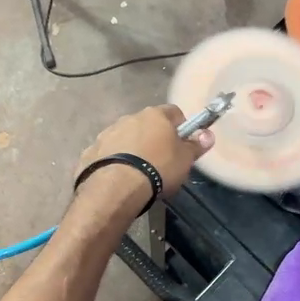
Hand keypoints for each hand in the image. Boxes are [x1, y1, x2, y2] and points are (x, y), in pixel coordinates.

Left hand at [72, 105, 214, 210]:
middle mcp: (130, 118)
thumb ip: (196, 145)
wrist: (116, 187)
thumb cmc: (157, 169)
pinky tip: (118, 178)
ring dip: (132, 148)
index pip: (174, 112)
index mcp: (155, 115)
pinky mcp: (91, 150)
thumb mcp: (185, 160)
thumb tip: (208, 134)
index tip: (182, 144)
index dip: (180, 127)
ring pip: (125, 137)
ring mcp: (108, 133)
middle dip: (154, 138)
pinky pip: (107, 153)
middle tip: (161, 161)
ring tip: (138, 172)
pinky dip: (114, 161)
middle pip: (147, 124)